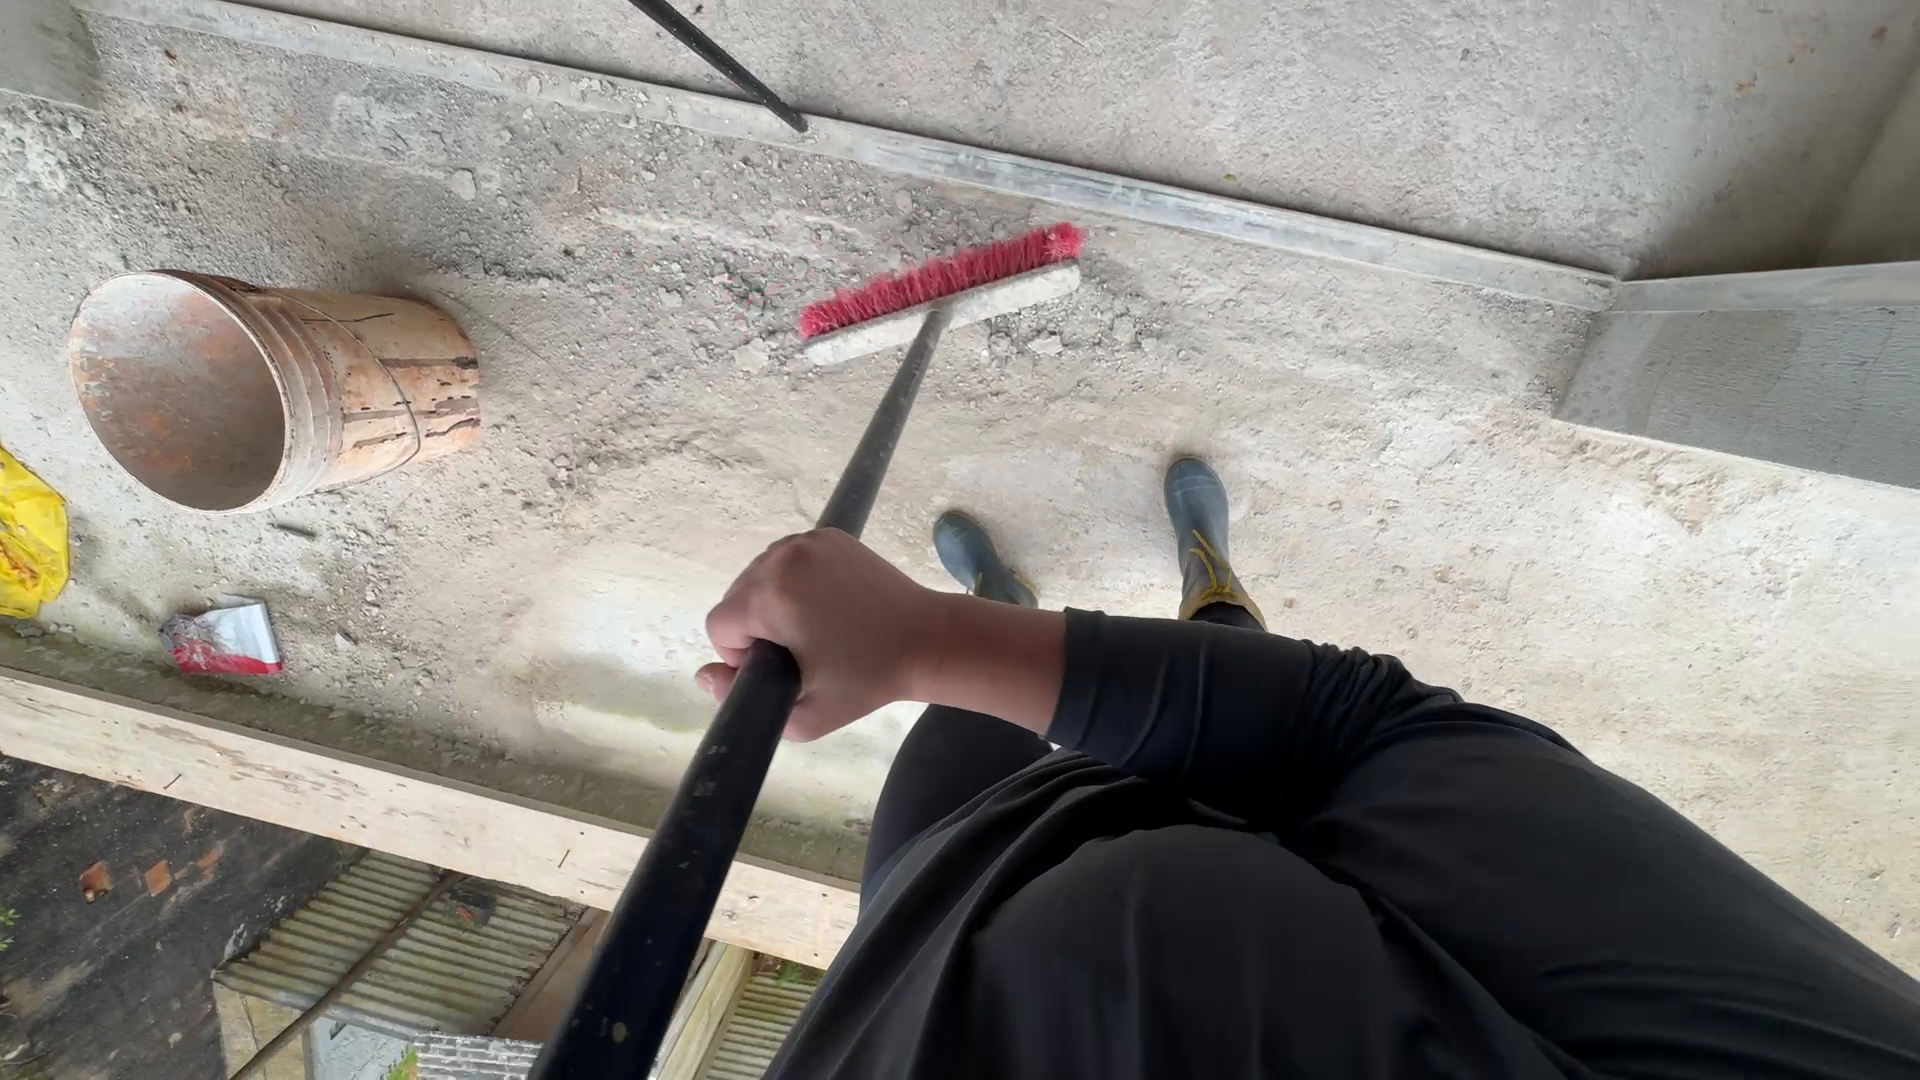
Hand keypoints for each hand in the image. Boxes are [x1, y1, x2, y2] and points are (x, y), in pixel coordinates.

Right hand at [697, 528, 948, 740]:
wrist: (925, 639)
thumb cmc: (867, 680)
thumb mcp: (803, 712)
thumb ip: (740, 699)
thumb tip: (704, 675)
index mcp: (771, 594)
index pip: (719, 625)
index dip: (742, 655)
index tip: (782, 665)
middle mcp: (783, 556)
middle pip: (737, 596)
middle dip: (756, 626)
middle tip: (801, 649)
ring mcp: (808, 540)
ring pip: (760, 575)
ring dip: (773, 602)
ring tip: (815, 627)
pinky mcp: (831, 536)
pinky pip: (789, 560)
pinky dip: (795, 581)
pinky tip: (826, 604)